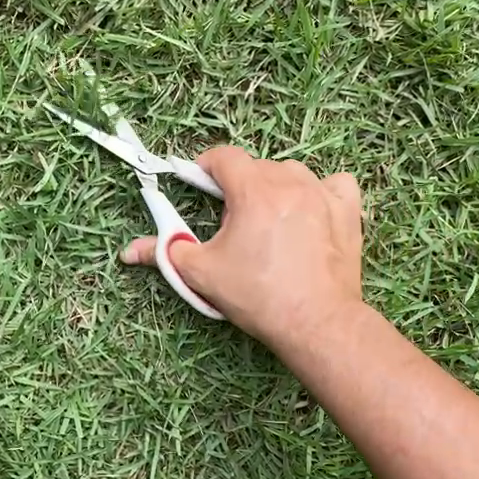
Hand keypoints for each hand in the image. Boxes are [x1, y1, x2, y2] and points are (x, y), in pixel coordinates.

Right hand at [122, 147, 364, 349]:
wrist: (316, 321)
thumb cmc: (258, 295)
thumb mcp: (201, 273)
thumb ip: (165, 252)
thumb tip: (130, 251)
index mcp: (254, 192)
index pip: (225, 157)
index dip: (205, 166)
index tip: (197, 182)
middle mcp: (291, 184)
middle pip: (255, 166)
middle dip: (236, 186)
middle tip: (227, 222)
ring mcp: (324, 195)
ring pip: (292, 173)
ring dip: (273, 187)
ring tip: (264, 220)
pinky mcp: (348, 212)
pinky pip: (334, 184)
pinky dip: (319, 191)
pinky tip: (308, 211)